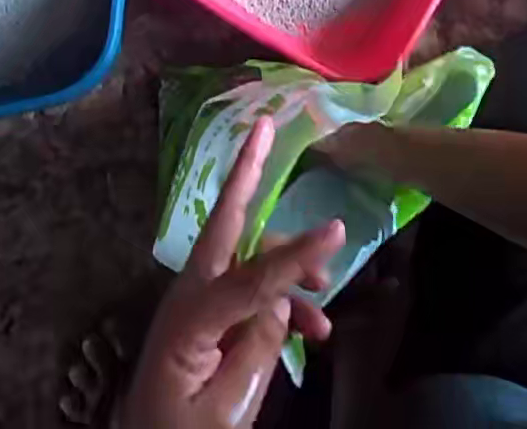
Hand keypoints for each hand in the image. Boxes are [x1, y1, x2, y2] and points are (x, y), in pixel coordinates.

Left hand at [122, 117, 345, 427]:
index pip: (251, 277)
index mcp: (190, 315)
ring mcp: (204, 296)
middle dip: (247, 169)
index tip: (337, 231)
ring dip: (292, 266)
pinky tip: (313, 330)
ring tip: (324, 298)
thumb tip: (280, 299)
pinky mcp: (216, 309)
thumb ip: (257, 346)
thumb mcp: (225, 408)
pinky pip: (257, 287)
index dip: (296, 255)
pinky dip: (286, 300)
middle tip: (263, 125)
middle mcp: (194, 290)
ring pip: (255, 257)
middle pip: (226, 219)